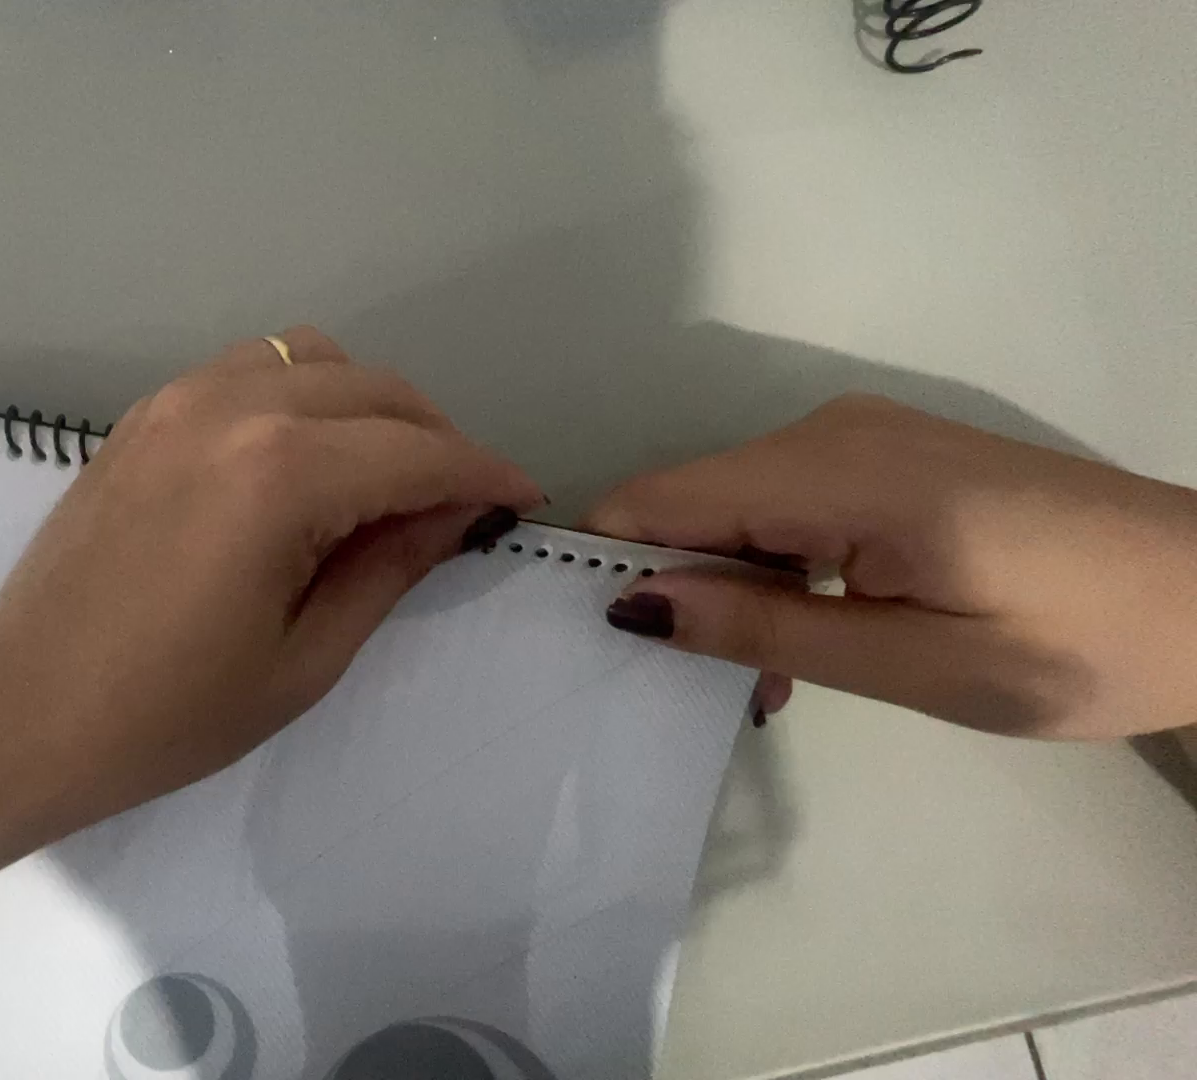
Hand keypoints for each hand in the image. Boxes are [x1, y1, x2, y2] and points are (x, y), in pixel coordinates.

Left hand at [0, 327, 542, 835]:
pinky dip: (297, 396)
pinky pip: (246, 372)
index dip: (483, 473)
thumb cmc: (166, 715)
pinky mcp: (141, 415)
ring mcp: (175, 401)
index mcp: (279, 474)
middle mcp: (230, 407)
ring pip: (309, 359)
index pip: (417, 453)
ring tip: (379, 474)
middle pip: (374, 389)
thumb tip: (453, 510)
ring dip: (366, 405)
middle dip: (434, 437)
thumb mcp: (303, 658)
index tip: (522, 498)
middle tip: (453, 501)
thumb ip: (389, 566)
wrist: (21, 714)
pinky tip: (299, 458)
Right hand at [585, 394, 1196, 738]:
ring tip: (769, 665)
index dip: (607, 559)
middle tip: (711, 675)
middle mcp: (823, 432)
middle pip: (680, 502)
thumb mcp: (921, 665)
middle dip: (669, 584)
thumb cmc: (1093, 645)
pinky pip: (764, 500)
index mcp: (838, 476)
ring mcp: (845, 434)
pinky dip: (757, 560)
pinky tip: (804, 615)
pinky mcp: (863, 450)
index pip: (657, 500)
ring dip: (717, 580)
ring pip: (717, 504)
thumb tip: (634, 605)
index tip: (602, 634)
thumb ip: (765, 628)